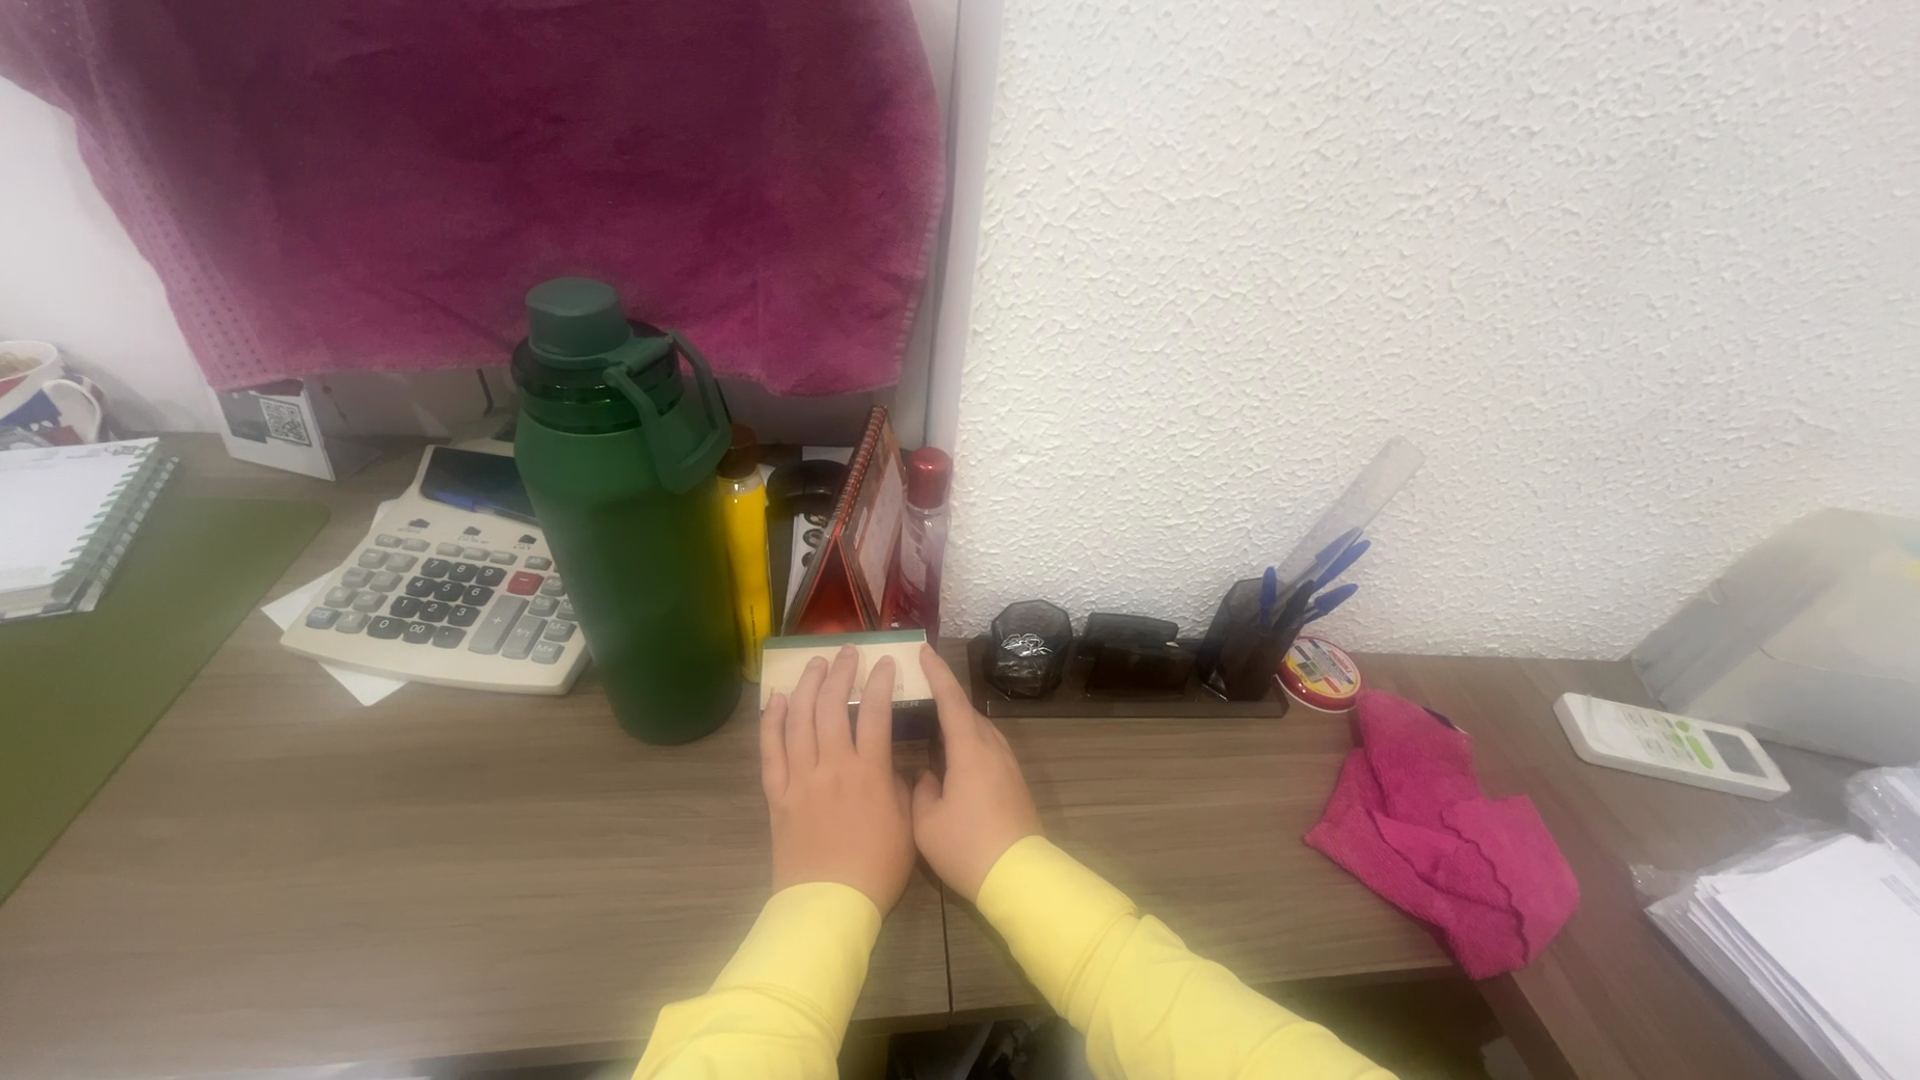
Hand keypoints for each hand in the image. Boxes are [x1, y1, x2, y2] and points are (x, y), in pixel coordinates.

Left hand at [760, 646, 915, 911]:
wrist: (829, 904)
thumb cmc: (877, 868)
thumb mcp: (906, 824)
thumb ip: (898, 785)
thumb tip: (891, 761)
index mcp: (868, 772)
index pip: (874, 712)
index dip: (880, 682)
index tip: (886, 662)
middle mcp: (831, 766)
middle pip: (830, 706)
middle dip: (840, 672)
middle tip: (846, 652)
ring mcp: (800, 778)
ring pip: (798, 719)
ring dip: (806, 686)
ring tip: (814, 663)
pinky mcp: (777, 795)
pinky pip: (770, 751)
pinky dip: (771, 722)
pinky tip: (775, 700)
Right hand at [911, 646, 1042, 901]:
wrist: (1019, 875)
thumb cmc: (967, 846)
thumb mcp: (926, 822)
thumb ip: (921, 789)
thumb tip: (926, 775)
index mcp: (970, 749)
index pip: (951, 700)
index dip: (936, 673)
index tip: (924, 650)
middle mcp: (992, 748)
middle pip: (967, 712)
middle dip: (945, 696)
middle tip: (920, 687)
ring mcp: (1008, 764)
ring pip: (980, 731)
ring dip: (958, 721)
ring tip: (934, 722)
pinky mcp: (1015, 782)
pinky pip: (988, 748)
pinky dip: (969, 741)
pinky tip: (955, 756)